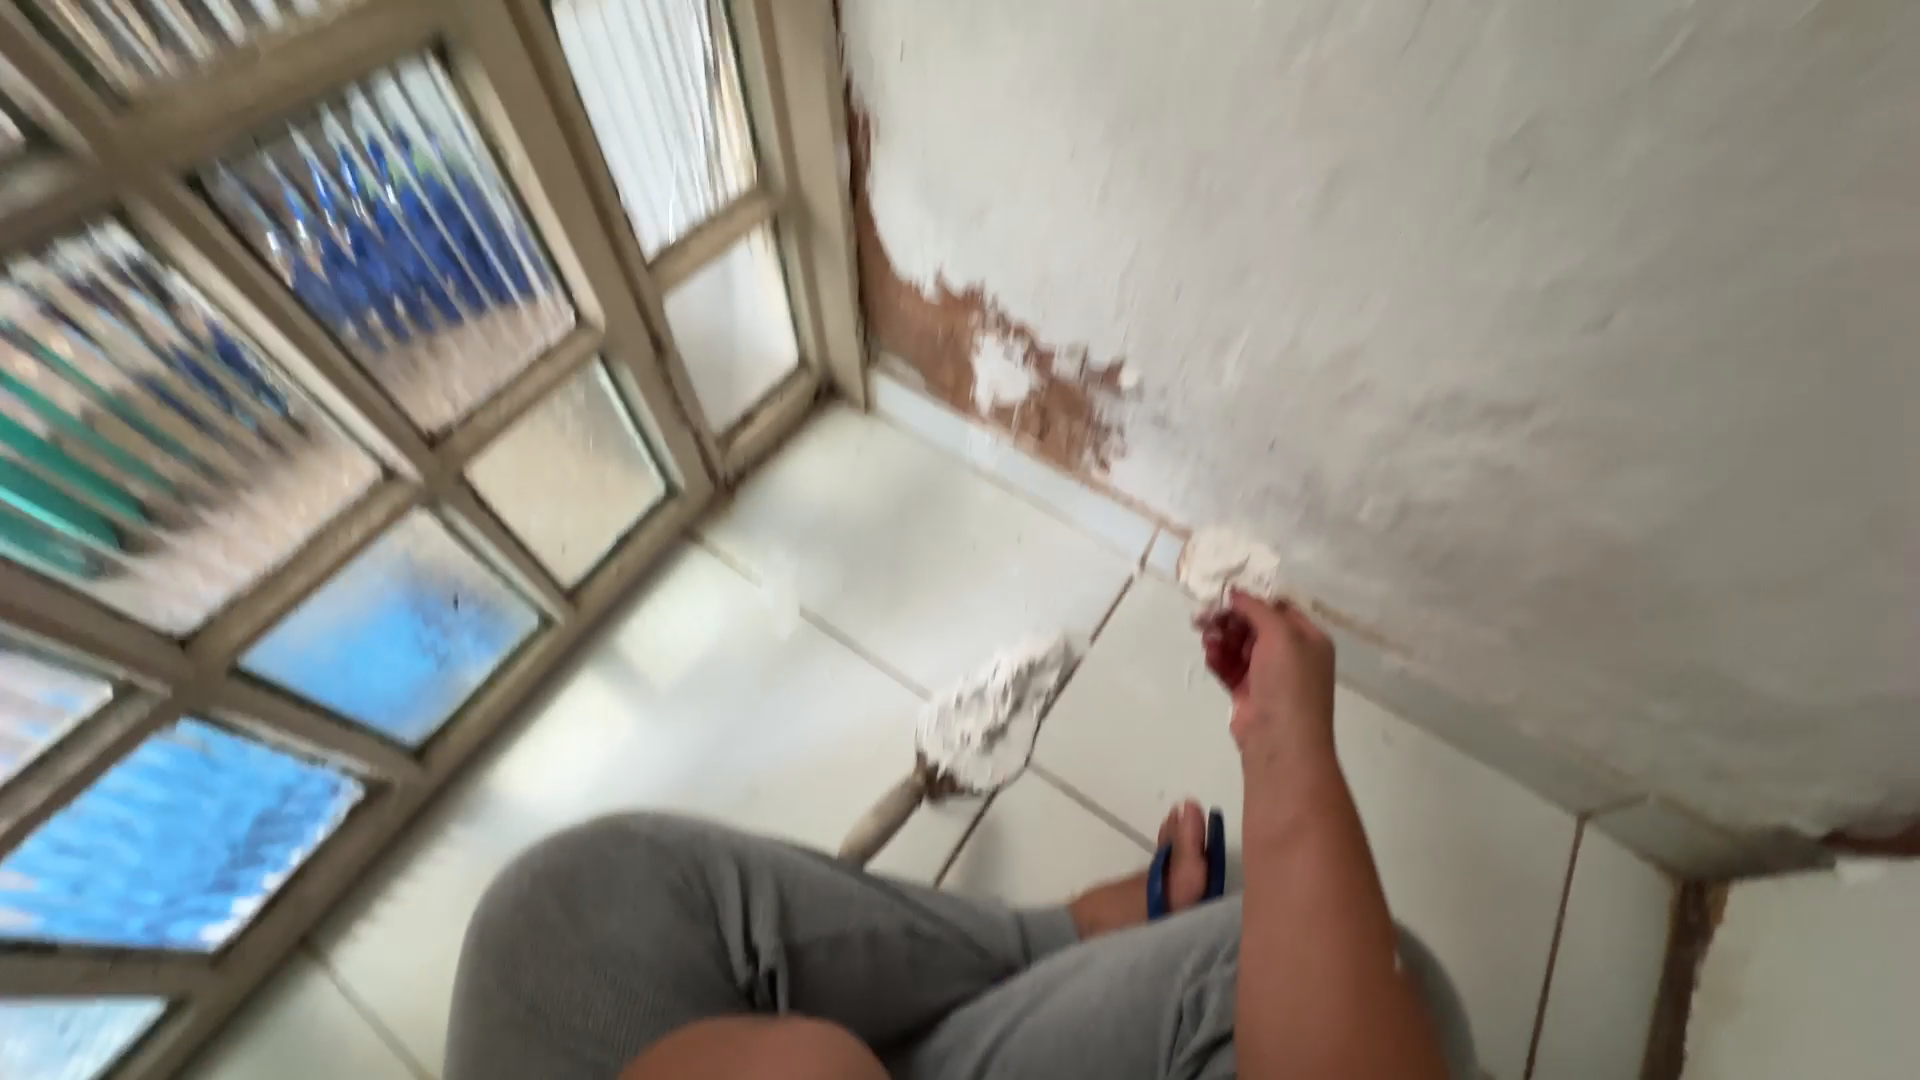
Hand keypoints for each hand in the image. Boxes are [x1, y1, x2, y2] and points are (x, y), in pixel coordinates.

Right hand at [1197, 591, 1336, 760]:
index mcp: (1308, 638)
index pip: (1278, 608)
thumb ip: (1256, 608)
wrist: (1280, 738)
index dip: (1251, 599)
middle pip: (1253, 625)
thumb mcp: (1280, 635)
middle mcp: (1290, 654)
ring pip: (1238, 645)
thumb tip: (1236, 592)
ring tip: (1206, 639)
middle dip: (1229, 619)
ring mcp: (1267, 674)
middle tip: (1205, 616)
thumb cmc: (1288, 682)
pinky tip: (1209, 655)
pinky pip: (1229, 665)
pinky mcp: (1247, 690)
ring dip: (1220, 637)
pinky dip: (1218, 657)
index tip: (1224, 594)